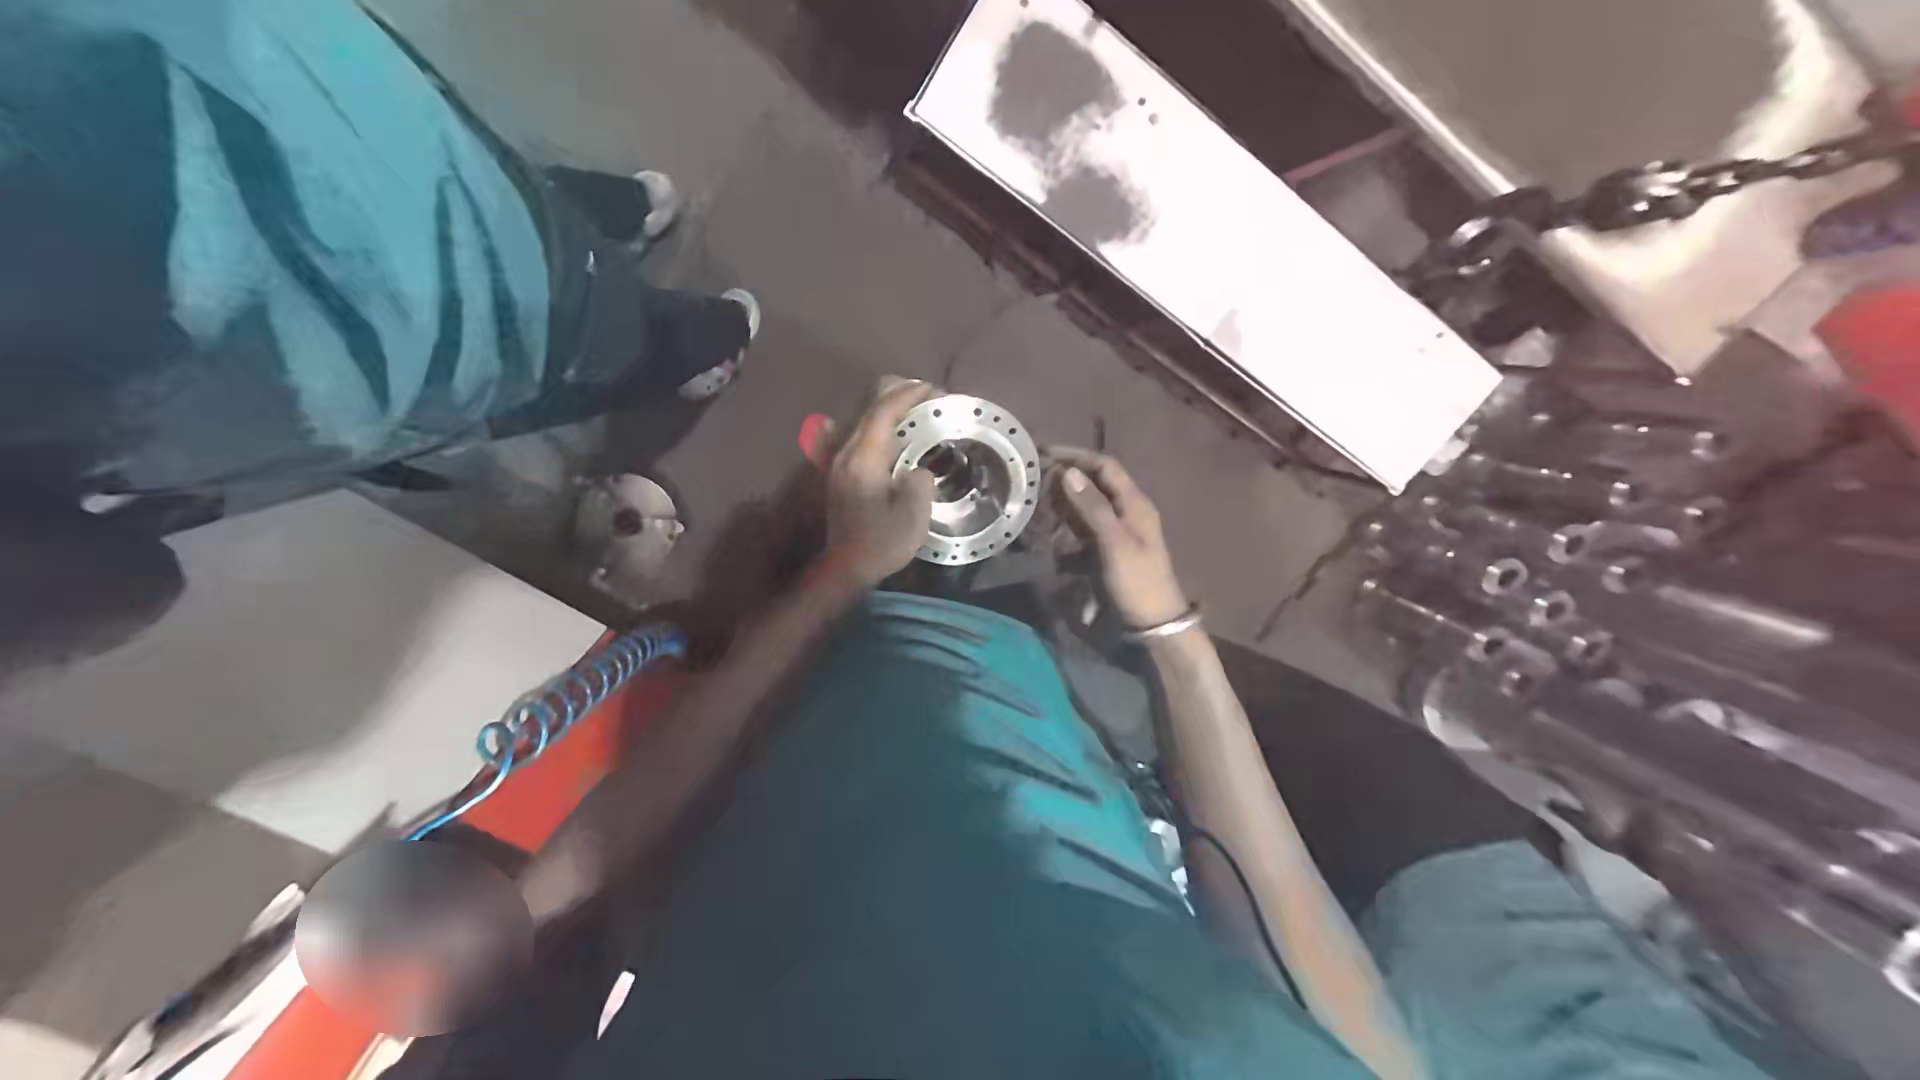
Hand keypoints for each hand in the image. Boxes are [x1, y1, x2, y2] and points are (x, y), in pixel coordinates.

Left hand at [820, 379, 937, 583]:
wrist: (846, 567)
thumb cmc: (881, 542)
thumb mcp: (913, 514)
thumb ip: (920, 481)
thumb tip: (918, 470)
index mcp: (864, 459)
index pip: (883, 412)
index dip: (908, 395)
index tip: (934, 389)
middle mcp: (846, 453)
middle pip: (869, 409)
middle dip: (899, 396)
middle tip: (929, 397)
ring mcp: (839, 462)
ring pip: (863, 421)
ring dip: (889, 411)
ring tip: (917, 411)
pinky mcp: (841, 474)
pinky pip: (860, 437)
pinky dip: (880, 426)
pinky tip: (890, 432)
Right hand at [1048, 448, 1190, 628]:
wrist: (1154, 624)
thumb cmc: (1137, 580)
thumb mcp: (1114, 542)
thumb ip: (1092, 507)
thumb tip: (1068, 472)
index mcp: (1135, 503)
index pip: (1105, 465)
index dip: (1077, 455)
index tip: (1045, 453)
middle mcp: (1127, 511)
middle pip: (1095, 483)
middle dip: (1066, 478)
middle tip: (1035, 479)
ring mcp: (1118, 531)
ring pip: (1087, 506)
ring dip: (1064, 502)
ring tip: (1036, 502)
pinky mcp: (1109, 550)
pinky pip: (1084, 528)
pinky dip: (1067, 525)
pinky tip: (1049, 531)